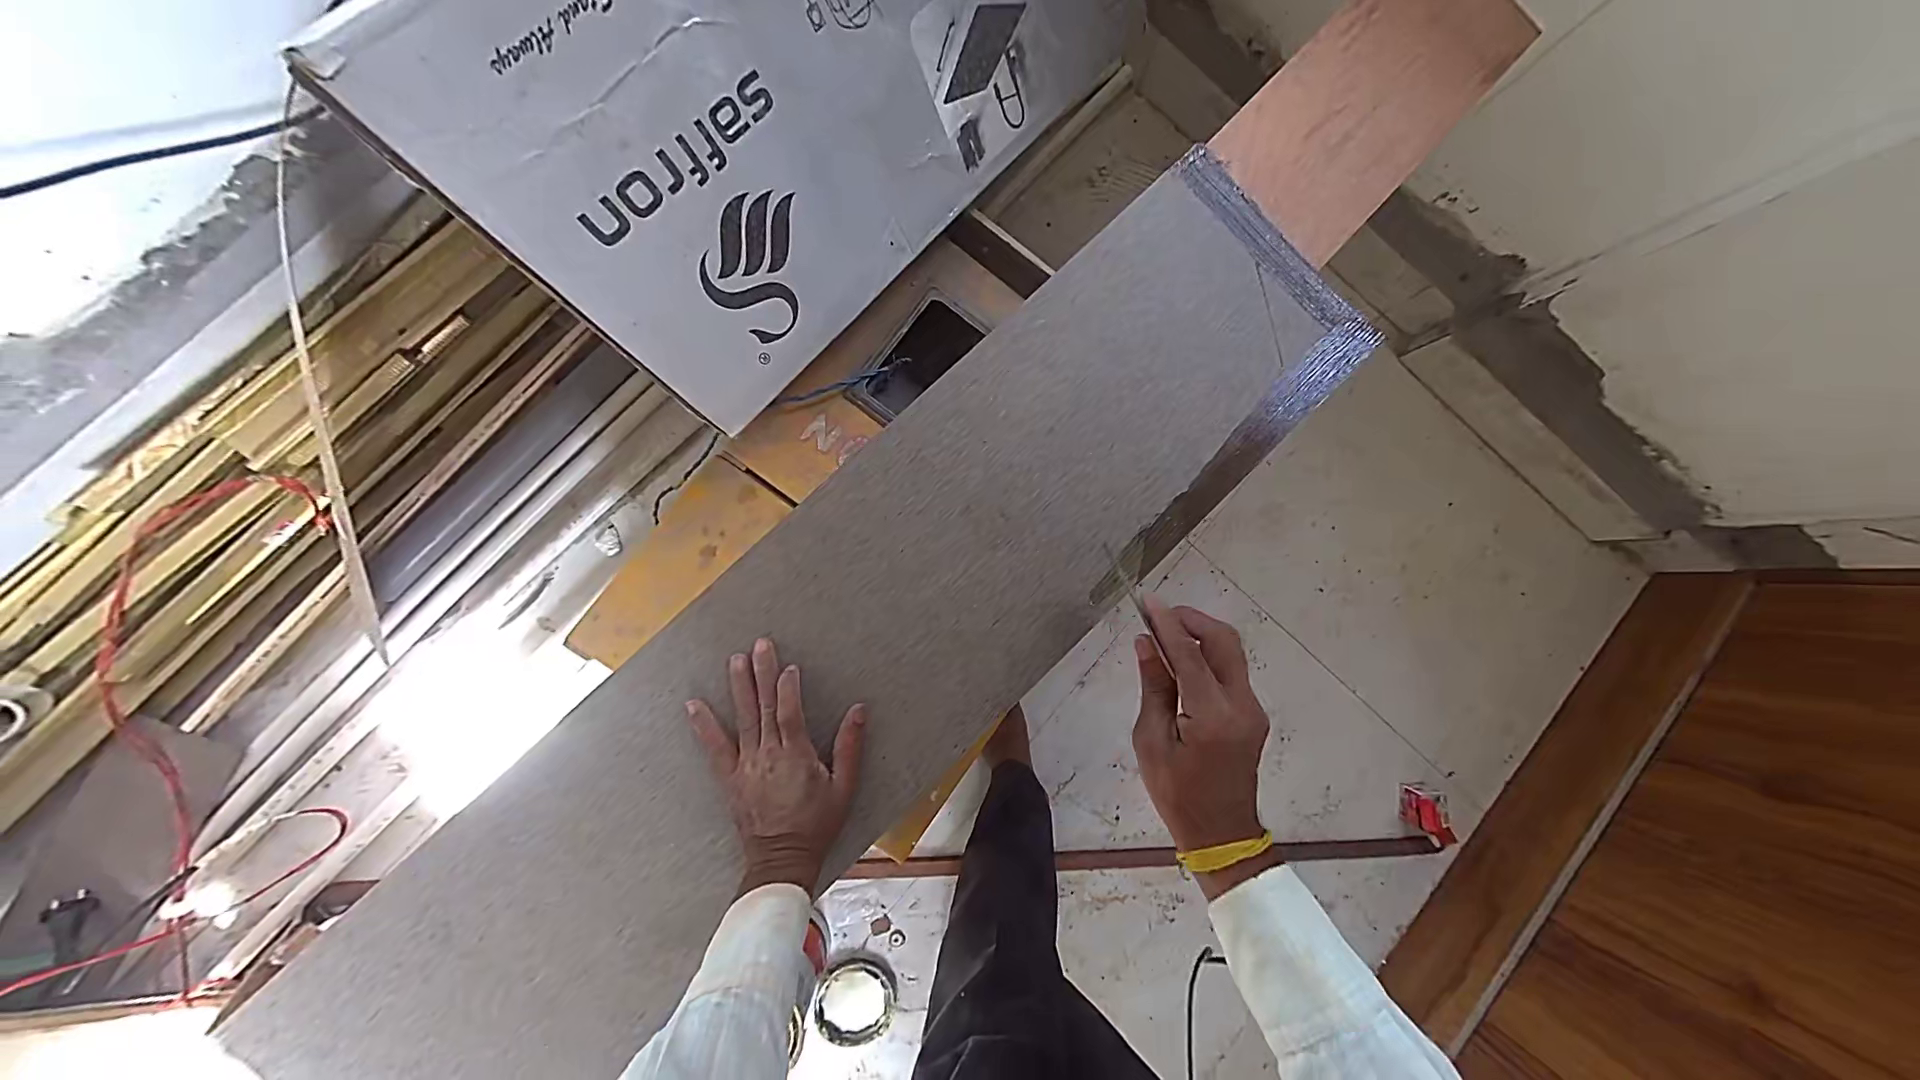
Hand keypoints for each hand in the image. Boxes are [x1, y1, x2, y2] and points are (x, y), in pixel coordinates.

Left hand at [687, 637, 867, 897]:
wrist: (781, 861)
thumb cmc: (817, 825)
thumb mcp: (844, 788)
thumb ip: (850, 747)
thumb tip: (859, 711)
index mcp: (796, 757)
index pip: (790, 712)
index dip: (789, 687)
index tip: (789, 665)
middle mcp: (768, 756)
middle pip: (764, 707)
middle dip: (762, 673)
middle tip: (760, 645)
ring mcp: (745, 766)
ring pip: (742, 719)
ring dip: (738, 687)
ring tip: (735, 660)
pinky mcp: (729, 778)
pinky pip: (714, 748)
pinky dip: (703, 725)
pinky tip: (693, 704)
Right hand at [1131, 595, 1279, 899]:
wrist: (1222, 833)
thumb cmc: (1177, 794)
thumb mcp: (1151, 741)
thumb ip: (1154, 687)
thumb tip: (1146, 644)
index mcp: (1213, 716)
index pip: (1189, 655)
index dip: (1167, 625)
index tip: (1149, 602)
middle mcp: (1241, 706)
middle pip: (1224, 642)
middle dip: (1192, 619)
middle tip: (1159, 612)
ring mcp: (1252, 709)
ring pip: (1231, 653)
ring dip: (1200, 635)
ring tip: (1165, 631)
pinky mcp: (1252, 714)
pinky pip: (1230, 672)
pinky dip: (1206, 656)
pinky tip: (1180, 660)